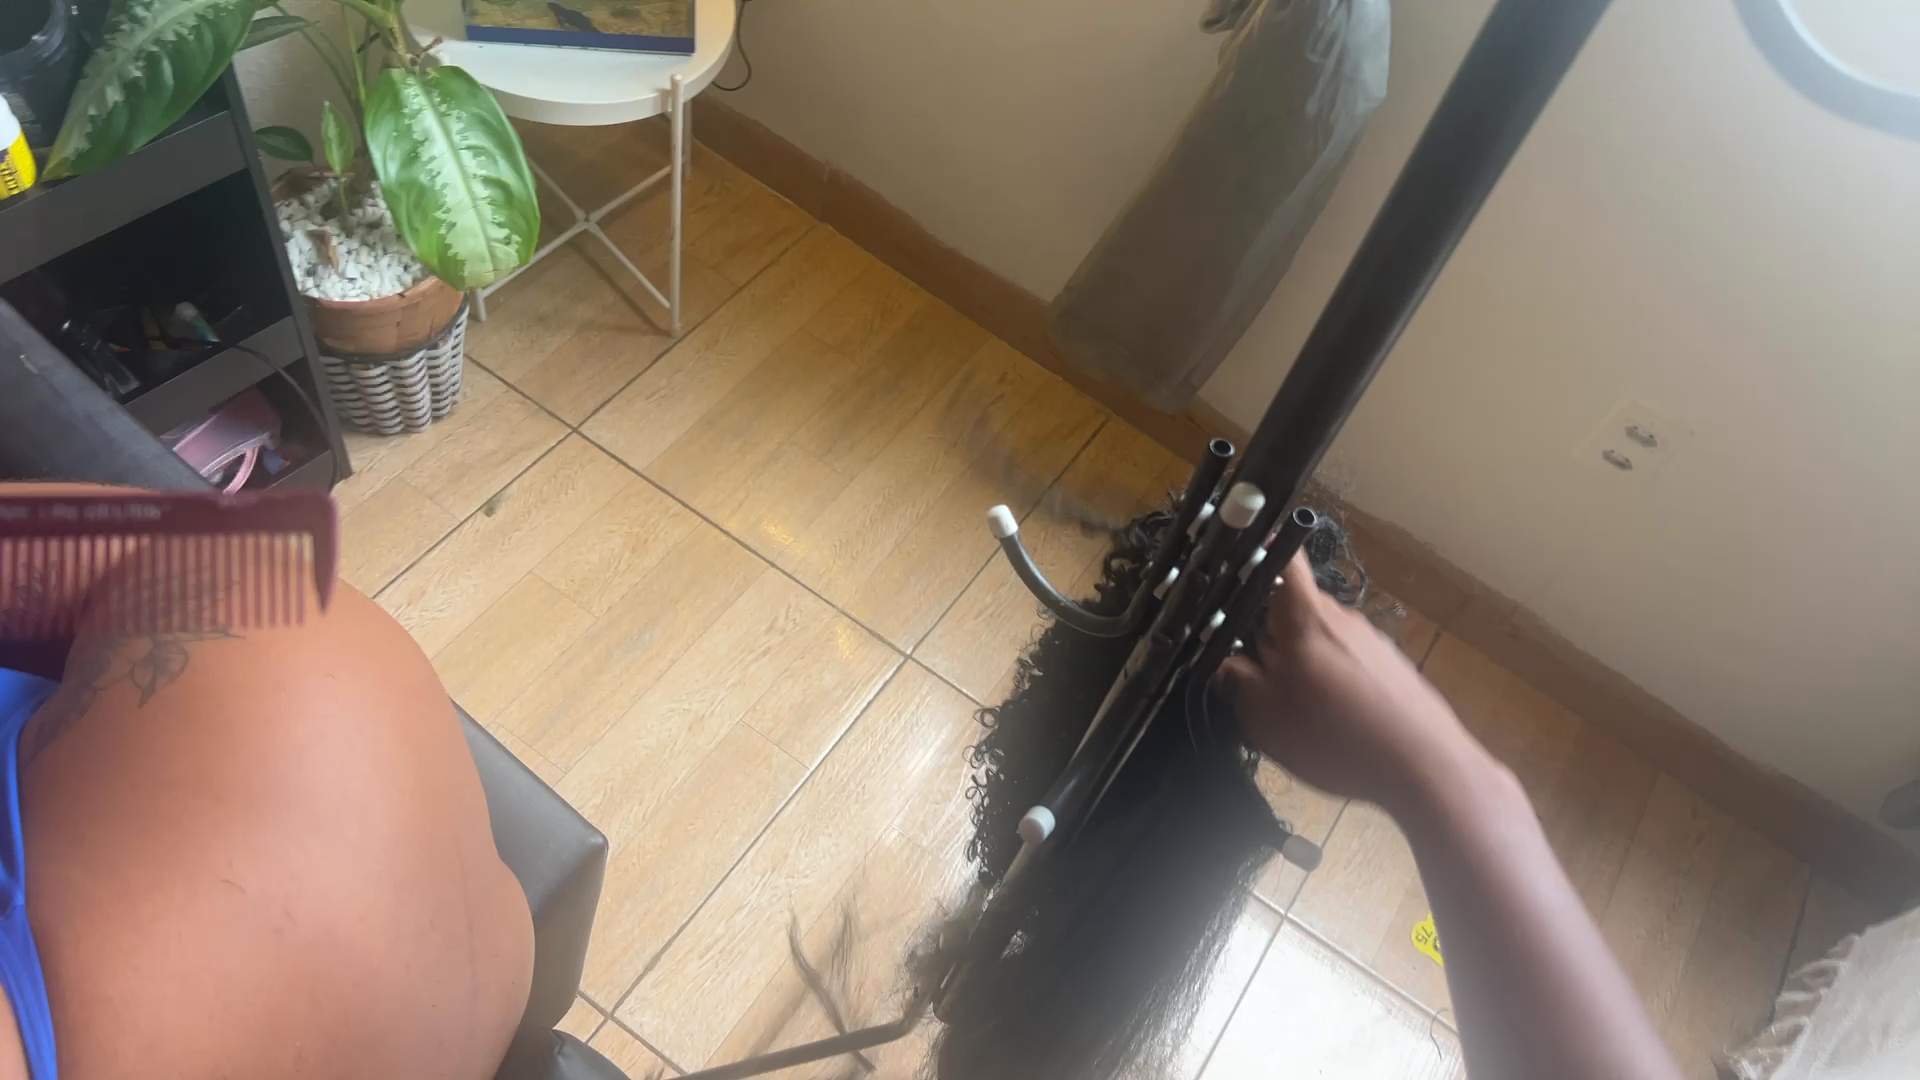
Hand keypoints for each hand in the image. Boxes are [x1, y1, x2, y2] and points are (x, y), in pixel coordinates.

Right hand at [1221, 550, 1485, 815]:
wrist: (1430, 771)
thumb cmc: (1334, 734)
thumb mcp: (1263, 714)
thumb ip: (1235, 679)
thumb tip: (1224, 661)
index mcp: (1305, 616)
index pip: (1283, 557)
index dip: (1257, 549)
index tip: (1234, 562)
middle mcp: (1342, 617)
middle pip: (1293, 605)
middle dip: (1267, 628)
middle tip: (1251, 667)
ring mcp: (1371, 642)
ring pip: (1319, 635)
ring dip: (1299, 657)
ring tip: (1292, 702)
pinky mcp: (1393, 669)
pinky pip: (1346, 660)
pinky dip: (1329, 678)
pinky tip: (1331, 719)